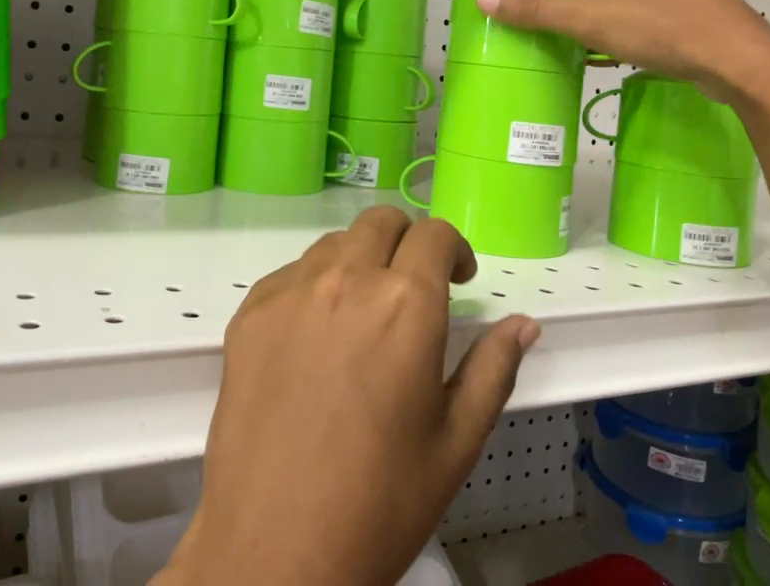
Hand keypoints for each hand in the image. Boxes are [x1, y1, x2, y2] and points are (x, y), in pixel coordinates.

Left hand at [158, 208, 539, 585]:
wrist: (275, 547)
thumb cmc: (379, 501)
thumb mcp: (456, 441)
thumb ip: (493, 368)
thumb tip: (521, 326)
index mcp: (406, 305)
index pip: (435, 236)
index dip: (455, 250)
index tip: (459, 278)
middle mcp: (345, 281)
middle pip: (380, 222)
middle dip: (407, 242)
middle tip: (416, 285)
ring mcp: (289, 294)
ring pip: (333, 244)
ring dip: (360, 260)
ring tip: (367, 313)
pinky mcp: (248, 315)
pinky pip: (289, 275)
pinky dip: (313, 285)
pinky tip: (318, 336)